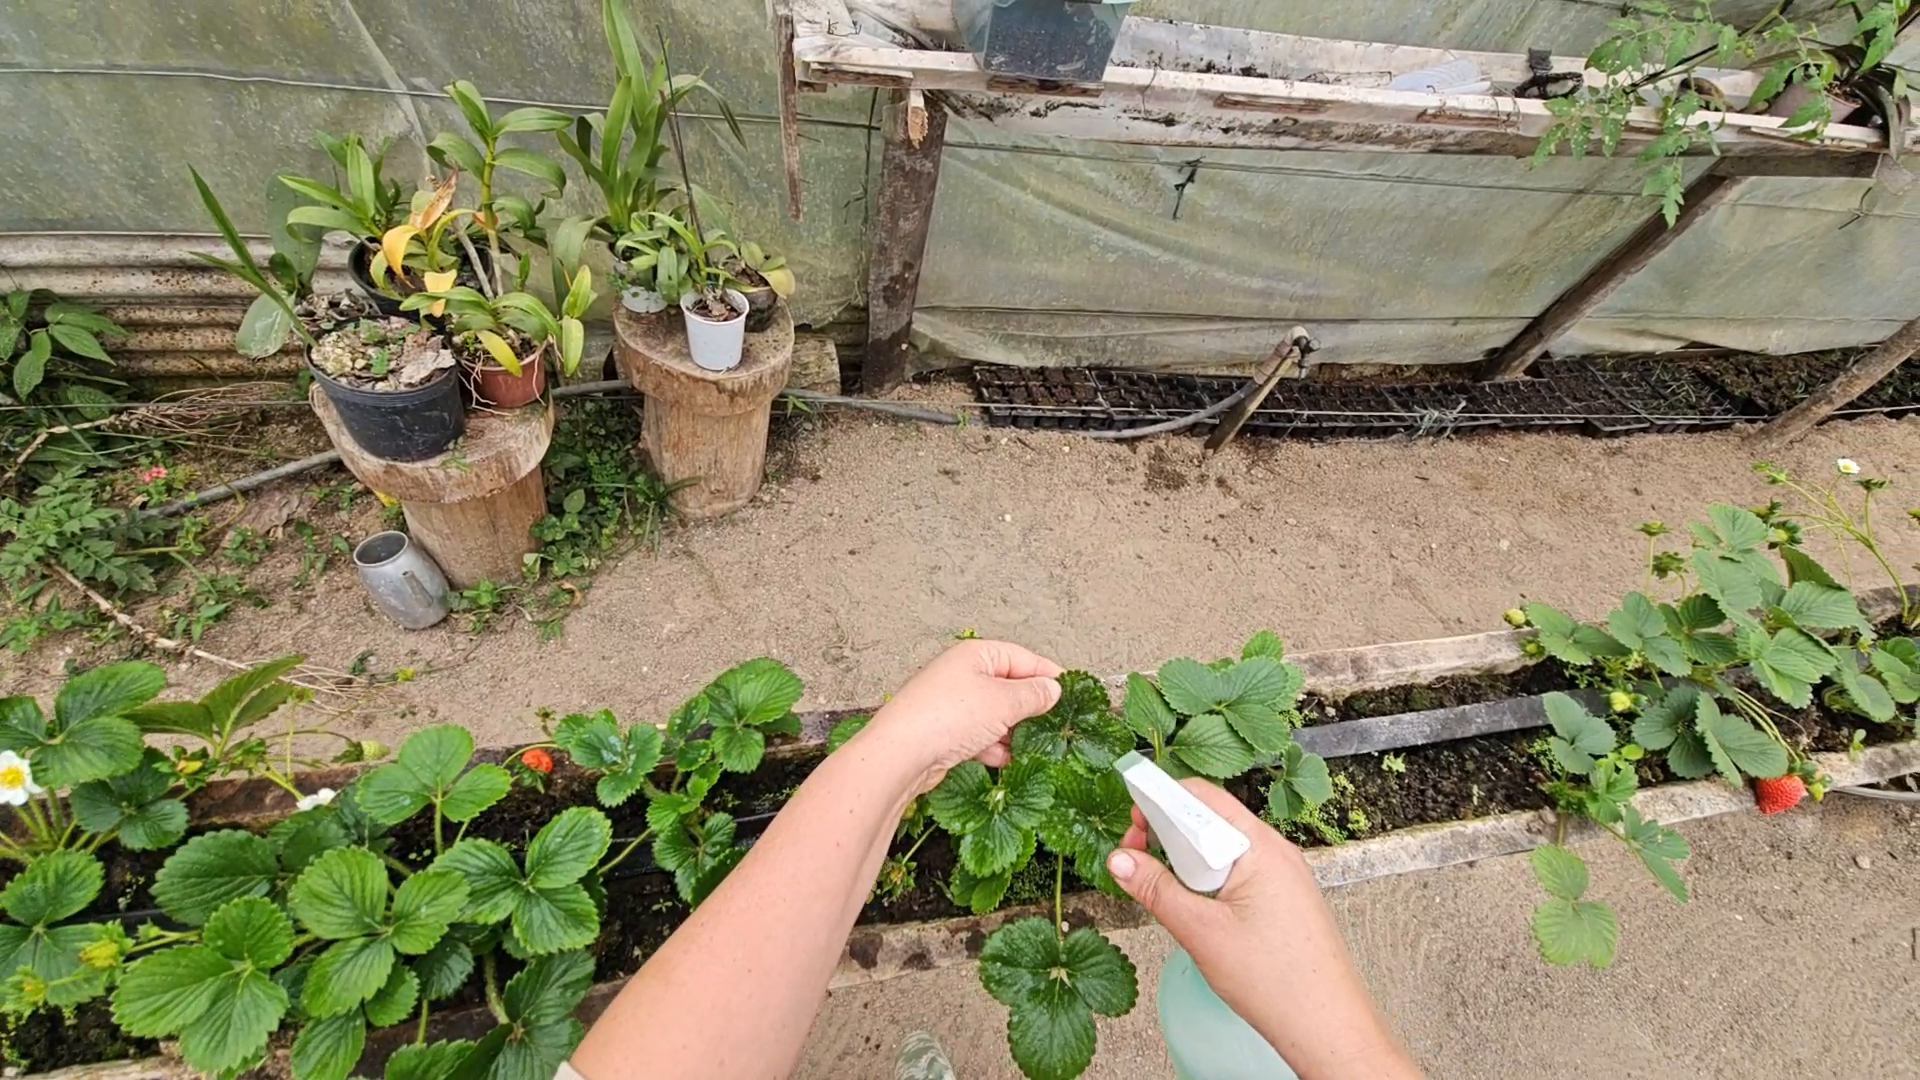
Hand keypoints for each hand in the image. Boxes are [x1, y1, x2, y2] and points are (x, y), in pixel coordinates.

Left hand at [852, 640, 1063, 792]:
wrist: (900, 754)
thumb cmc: (949, 717)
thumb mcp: (1004, 703)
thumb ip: (1033, 695)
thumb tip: (1052, 689)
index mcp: (977, 655)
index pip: (1022, 658)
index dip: (1048, 675)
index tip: (1071, 693)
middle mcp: (962, 674)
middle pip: (1008, 687)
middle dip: (1030, 708)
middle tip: (1055, 726)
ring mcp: (951, 703)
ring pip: (994, 714)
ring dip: (1012, 732)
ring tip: (1032, 748)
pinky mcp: (944, 731)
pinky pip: (977, 735)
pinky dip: (991, 746)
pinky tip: (1003, 760)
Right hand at [1105, 779, 1421, 1079]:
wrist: (1332, 1035)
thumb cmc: (1279, 985)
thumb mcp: (1201, 932)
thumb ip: (1155, 889)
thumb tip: (1119, 859)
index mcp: (1260, 847)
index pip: (1201, 798)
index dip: (1160, 801)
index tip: (1132, 819)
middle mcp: (1276, 851)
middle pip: (1210, 818)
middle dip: (1167, 830)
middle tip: (1137, 855)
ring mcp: (1284, 874)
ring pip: (1222, 845)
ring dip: (1186, 855)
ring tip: (1164, 883)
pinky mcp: (1284, 896)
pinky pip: (1237, 867)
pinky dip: (1208, 875)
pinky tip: (1195, 901)